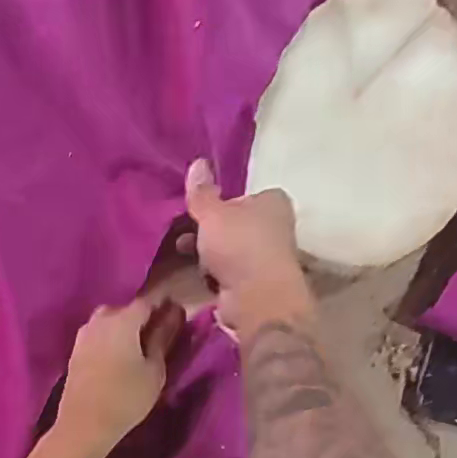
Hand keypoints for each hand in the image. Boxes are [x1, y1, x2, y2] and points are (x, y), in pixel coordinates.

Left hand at [53, 296, 184, 457]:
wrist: (83, 426)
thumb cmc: (126, 398)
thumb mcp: (154, 369)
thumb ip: (164, 336)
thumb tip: (174, 313)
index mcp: (122, 319)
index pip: (150, 299)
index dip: (166, 304)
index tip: (179, 313)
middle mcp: (99, 320)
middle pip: (127, 310)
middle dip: (144, 317)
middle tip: (160, 334)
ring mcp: (83, 336)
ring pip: (110, 323)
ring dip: (125, 329)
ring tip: (140, 348)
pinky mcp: (74, 353)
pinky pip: (98, 337)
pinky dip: (110, 341)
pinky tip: (119, 357)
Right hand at [181, 158, 310, 338]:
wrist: (256, 295)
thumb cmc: (238, 246)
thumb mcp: (213, 214)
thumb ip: (202, 193)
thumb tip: (197, 162)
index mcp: (271, 200)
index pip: (239, 197)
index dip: (215, 207)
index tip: (194, 217)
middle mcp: (274, 224)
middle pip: (232, 225)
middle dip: (207, 234)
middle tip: (182, 240)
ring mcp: (265, 254)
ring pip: (228, 250)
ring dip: (207, 256)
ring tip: (185, 260)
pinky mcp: (255, 280)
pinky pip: (227, 271)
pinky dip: (213, 273)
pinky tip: (198, 277)